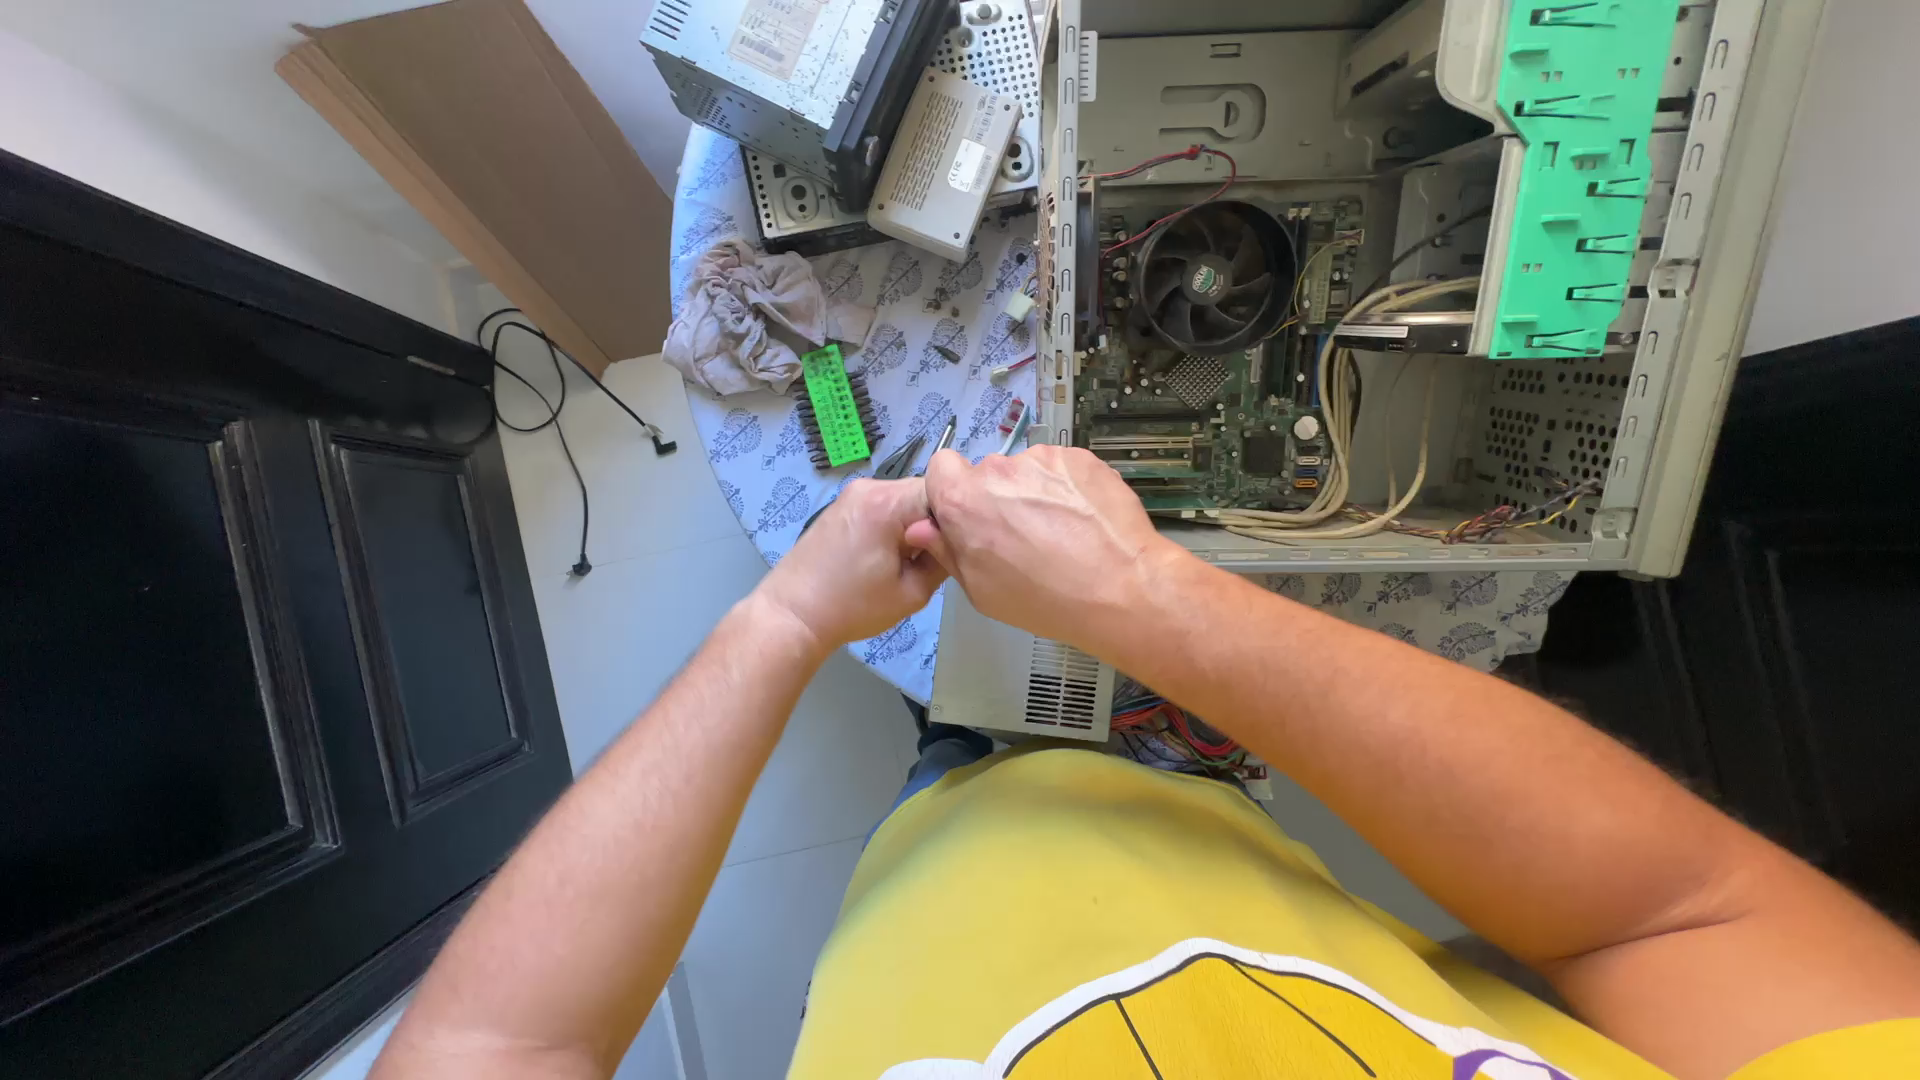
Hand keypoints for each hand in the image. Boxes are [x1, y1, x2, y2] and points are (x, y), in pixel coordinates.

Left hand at [753, 477, 946, 649]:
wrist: (792, 615)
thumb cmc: (852, 608)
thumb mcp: (912, 593)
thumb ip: (943, 561)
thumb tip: (957, 544)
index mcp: (888, 503)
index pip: (944, 493)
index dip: (959, 519)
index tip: (960, 547)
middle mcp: (870, 487)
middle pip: (924, 492)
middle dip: (937, 521)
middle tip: (940, 558)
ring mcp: (853, 494)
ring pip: (905, 499)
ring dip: (917, 523)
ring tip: (914, 560)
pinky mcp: (843, 506)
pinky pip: (884, 506)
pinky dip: (896, 525)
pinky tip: (892, 555)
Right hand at [905, 446, 1182, 655]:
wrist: (1120, 588)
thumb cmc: (1045, 599)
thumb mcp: (980, 590)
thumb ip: (948, 551)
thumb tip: (924, 528)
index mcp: (964, 501)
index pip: (941, 469)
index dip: (952, 491)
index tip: (969, 517)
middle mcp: (998, 470)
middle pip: (987, 474)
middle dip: (997, 498)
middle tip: (1021, 537)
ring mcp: (1042, 459)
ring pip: (1027, 472)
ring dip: (1034, 494)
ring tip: (1060, 534)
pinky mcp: (1079, 458)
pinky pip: (1061, 470)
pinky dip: (1066, 490)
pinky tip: (1082, 523)